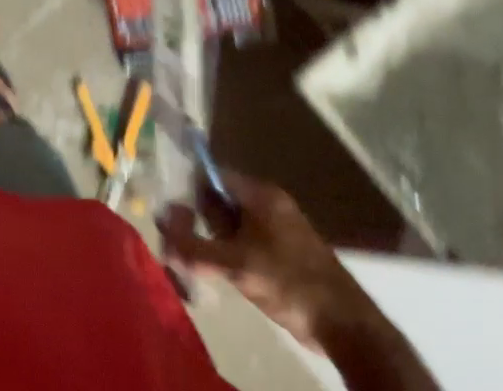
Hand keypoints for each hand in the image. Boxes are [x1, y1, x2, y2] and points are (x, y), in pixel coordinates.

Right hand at [159, 173, 385, 352]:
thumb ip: (192, 245)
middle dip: (193, 223)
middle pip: (215, 202)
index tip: (168, 214)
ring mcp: (272, 232)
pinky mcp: (275, 255)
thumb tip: (158, 223)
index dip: (186, 190)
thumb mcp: (235, 263)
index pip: (211, 176)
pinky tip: (209, 275)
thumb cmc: (290, 282)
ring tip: (188, 265)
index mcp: (261, 195)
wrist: (344, 326)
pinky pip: (238, 246)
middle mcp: (266, 206)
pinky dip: (221, 257)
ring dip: (205, 243)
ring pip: (225, 228)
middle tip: (175, 247)